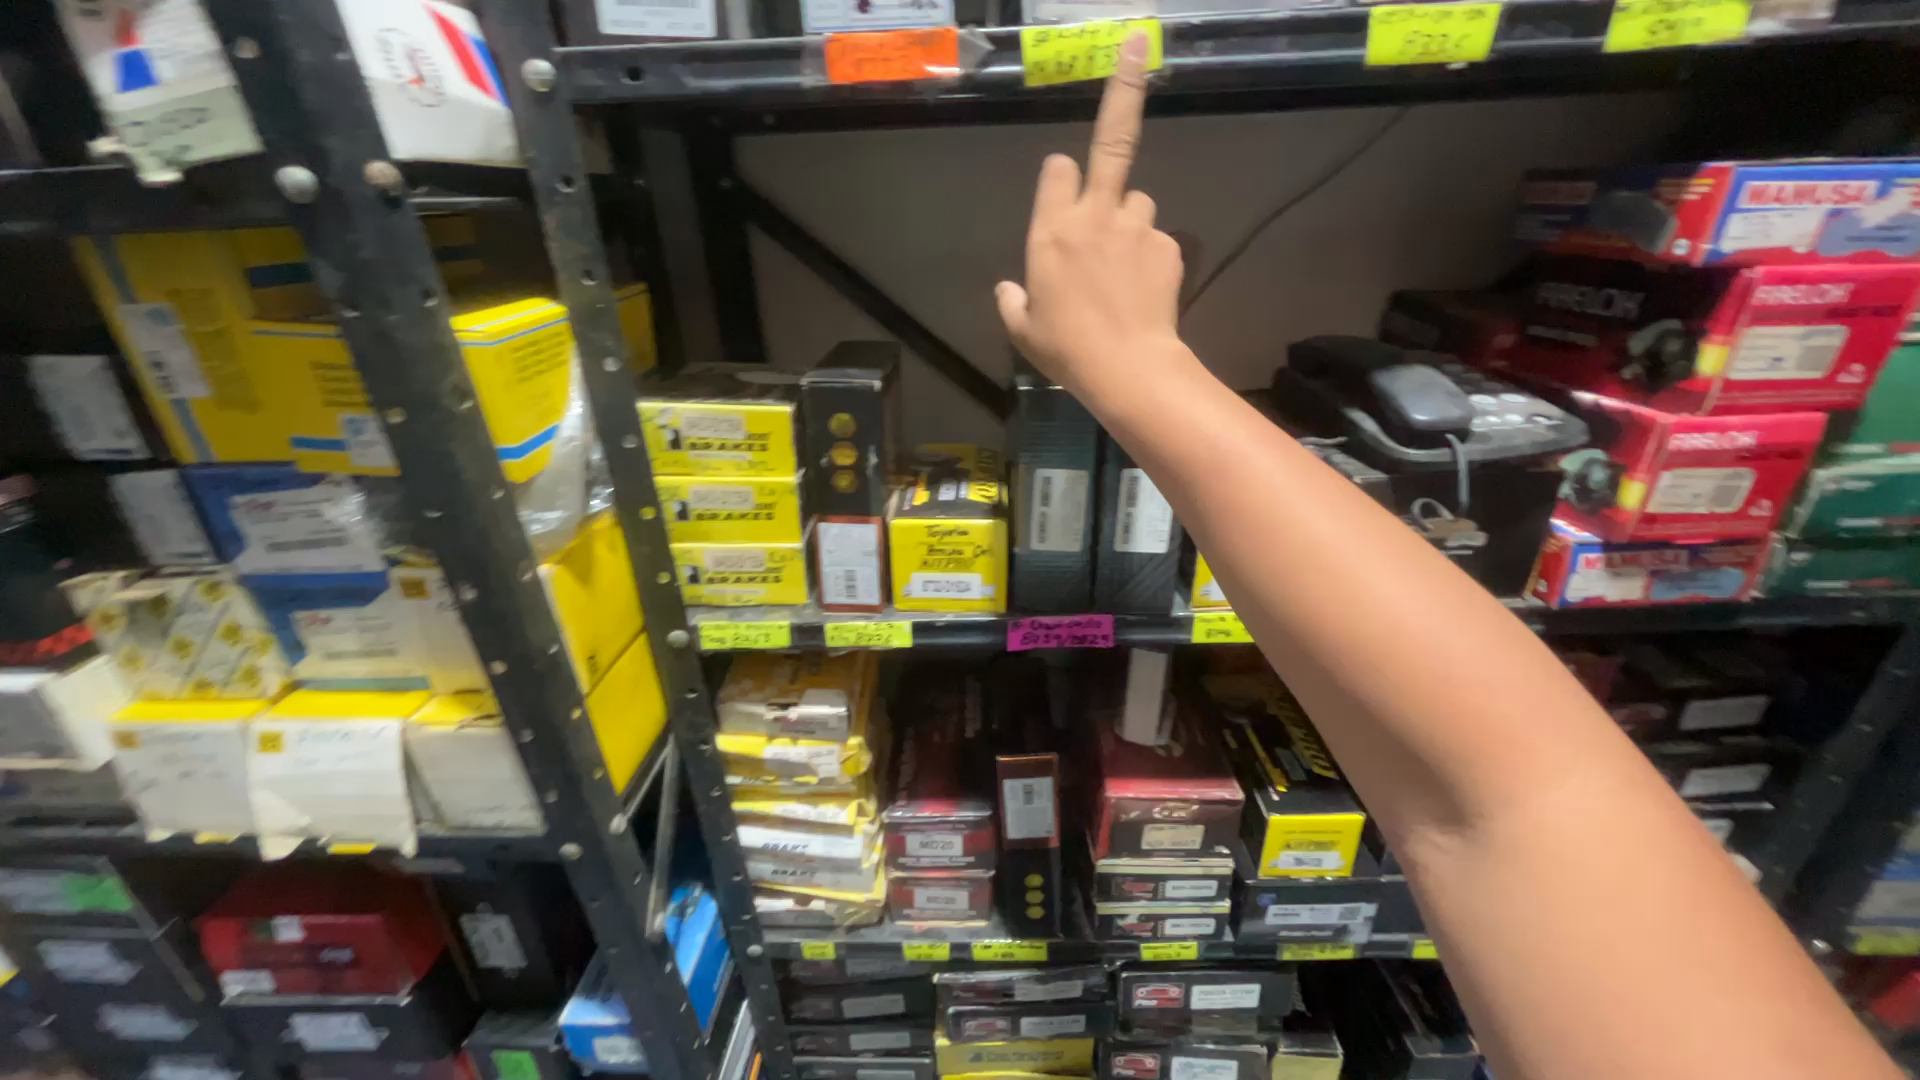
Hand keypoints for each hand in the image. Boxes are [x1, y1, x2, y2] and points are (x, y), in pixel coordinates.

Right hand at [996, 33, 1186, 395]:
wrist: (1126, 368)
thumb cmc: (1066, 351)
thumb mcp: (1023, 331)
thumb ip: (1012, 301)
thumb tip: (1008, 289)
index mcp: (1051, 232)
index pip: (1057, 168)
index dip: (1061, 177)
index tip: (1064, 191)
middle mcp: (1095, 215)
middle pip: (1112, 139)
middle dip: (1125, 86)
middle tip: (1135, 40)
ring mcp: (1137, 226)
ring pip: (1137, 200)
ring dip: (1129, 219)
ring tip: (1124, 269)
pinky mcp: (1167, 246)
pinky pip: (1156, 238)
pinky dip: (1149, 256)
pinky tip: (1144, 291)